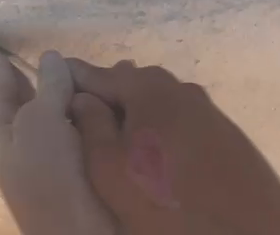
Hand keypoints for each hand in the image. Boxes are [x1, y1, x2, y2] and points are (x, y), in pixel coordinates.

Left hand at [0, 36, 116, 234]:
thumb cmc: (50, 178)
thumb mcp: (40, 124)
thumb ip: (47, 87)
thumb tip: (51, 58)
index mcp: (4, 135)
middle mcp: (29, 142)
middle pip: (31, 95)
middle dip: (40, 71)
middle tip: (46, 47)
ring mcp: (58, 154)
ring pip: (63, 106)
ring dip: (75, 85)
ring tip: (87, 67)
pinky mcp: (88, 162)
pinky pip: (90, 122)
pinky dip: (100, 104)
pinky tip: (114, 89)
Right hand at [66, 59, 279, 234]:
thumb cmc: (171, 205)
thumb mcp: (112, 171)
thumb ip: (90, 126)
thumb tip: (81, 98)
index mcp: (145, 87)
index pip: (96, 73)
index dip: (72, 79)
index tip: (52, 83)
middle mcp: (176, 86)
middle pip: (128, 85)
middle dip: (106, 99)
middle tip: (86, 127)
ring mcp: (206, 109)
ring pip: (157, 105)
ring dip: (137, 119)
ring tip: (122, 149)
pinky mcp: (227, 135)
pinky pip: (181, 123)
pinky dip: (164, 133)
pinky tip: (161, 161)